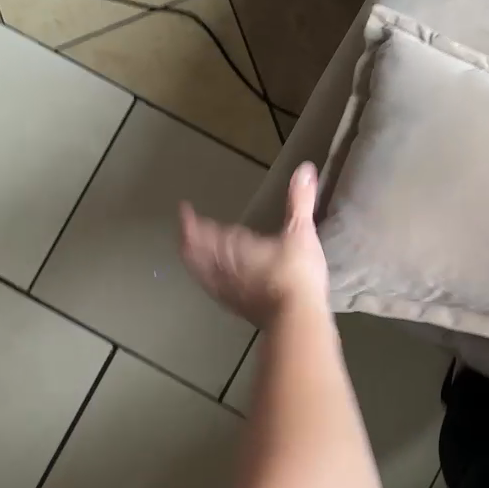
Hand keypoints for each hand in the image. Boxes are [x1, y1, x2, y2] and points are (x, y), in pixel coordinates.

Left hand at [180, 163, 328, 324]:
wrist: (295, 319)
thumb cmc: (295, 272)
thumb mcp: (301, 232)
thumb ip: (300, 201)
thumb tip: (305, 168)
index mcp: (234, 248)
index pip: (205, 232)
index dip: (191, 221)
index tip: (183, 209)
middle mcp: (223, 269)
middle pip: (196, 254)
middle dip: (189, 241)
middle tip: (184, 231)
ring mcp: (228, 291)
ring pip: (202, 273)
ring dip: (195, 261)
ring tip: (194, 254)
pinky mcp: (238, 308)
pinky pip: (215, 289)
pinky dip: (209, 279)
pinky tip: (218, 281)